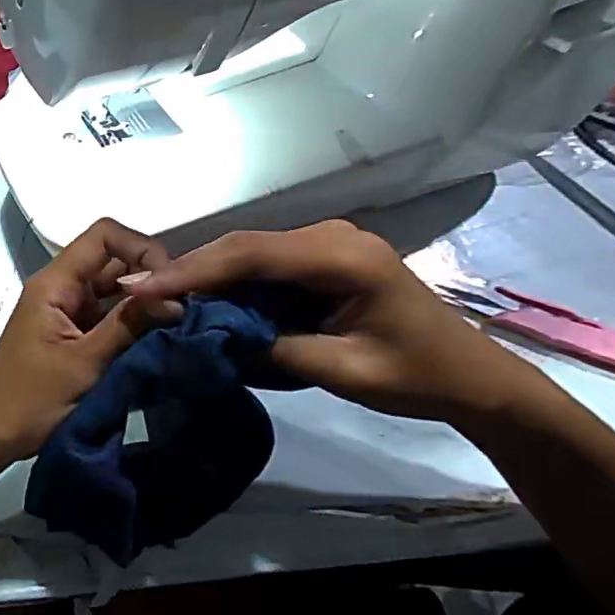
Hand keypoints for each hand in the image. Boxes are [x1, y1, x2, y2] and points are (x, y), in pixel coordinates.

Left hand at [0, 218, 182, 466]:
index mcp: (54, 283)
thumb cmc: (30, 400)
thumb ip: (129, 325)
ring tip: (179, 319)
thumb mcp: (85, 363)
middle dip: (150, 275)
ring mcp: (65, 309)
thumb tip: (176, 297)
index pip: (103, 236)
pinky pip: (107, 313)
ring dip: (144, 299)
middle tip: (185, 304)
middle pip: (111, 260)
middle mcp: (60, 287)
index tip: (170, 281)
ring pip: (112, 287)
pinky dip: (132, 319)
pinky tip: (158, 334)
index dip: (141, 247)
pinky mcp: (71, 332)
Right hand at [125, 221, 552, 426]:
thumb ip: (274, 347)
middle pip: (243, 245)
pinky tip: (201, 296)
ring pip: (247, 251)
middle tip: (137, 289)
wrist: (476, 378)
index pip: (252, 254)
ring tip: (158, 293)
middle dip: (189, 268)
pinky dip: (229, 280)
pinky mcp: (319, 258)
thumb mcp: (344, 371)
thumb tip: (210, 335)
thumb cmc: (420, 376)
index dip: (193, 270)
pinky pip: (262, 263)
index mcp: (343, 257)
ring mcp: (325, 243)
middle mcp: (330, 236)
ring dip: (205, 273)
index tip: (145, 287)